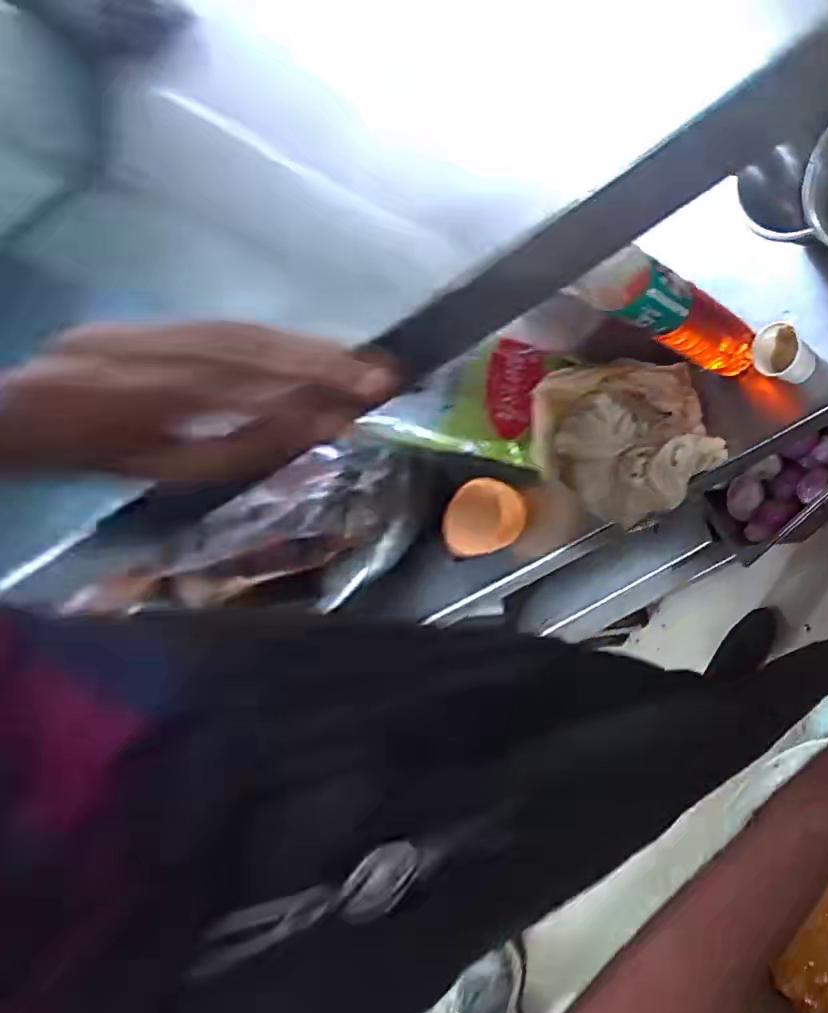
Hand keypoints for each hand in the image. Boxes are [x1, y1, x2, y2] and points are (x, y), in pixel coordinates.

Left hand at [0, 321, 396, 480]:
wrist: (19, 415)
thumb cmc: (114, 458)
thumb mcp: (180, 467)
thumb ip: (252, 447)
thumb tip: (328, 426)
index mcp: (122, 397)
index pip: (229, 391)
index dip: (301, 398)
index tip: (360, 408)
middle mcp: (126, 351)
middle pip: (241, 352)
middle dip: (320, 365)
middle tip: (382, 378)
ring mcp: (135, 329)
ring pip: (239, 334)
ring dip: (312, 349)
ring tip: (368, 363)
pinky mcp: (148, 320)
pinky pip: (228, 326)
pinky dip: (285, 338)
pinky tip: (325, 348)